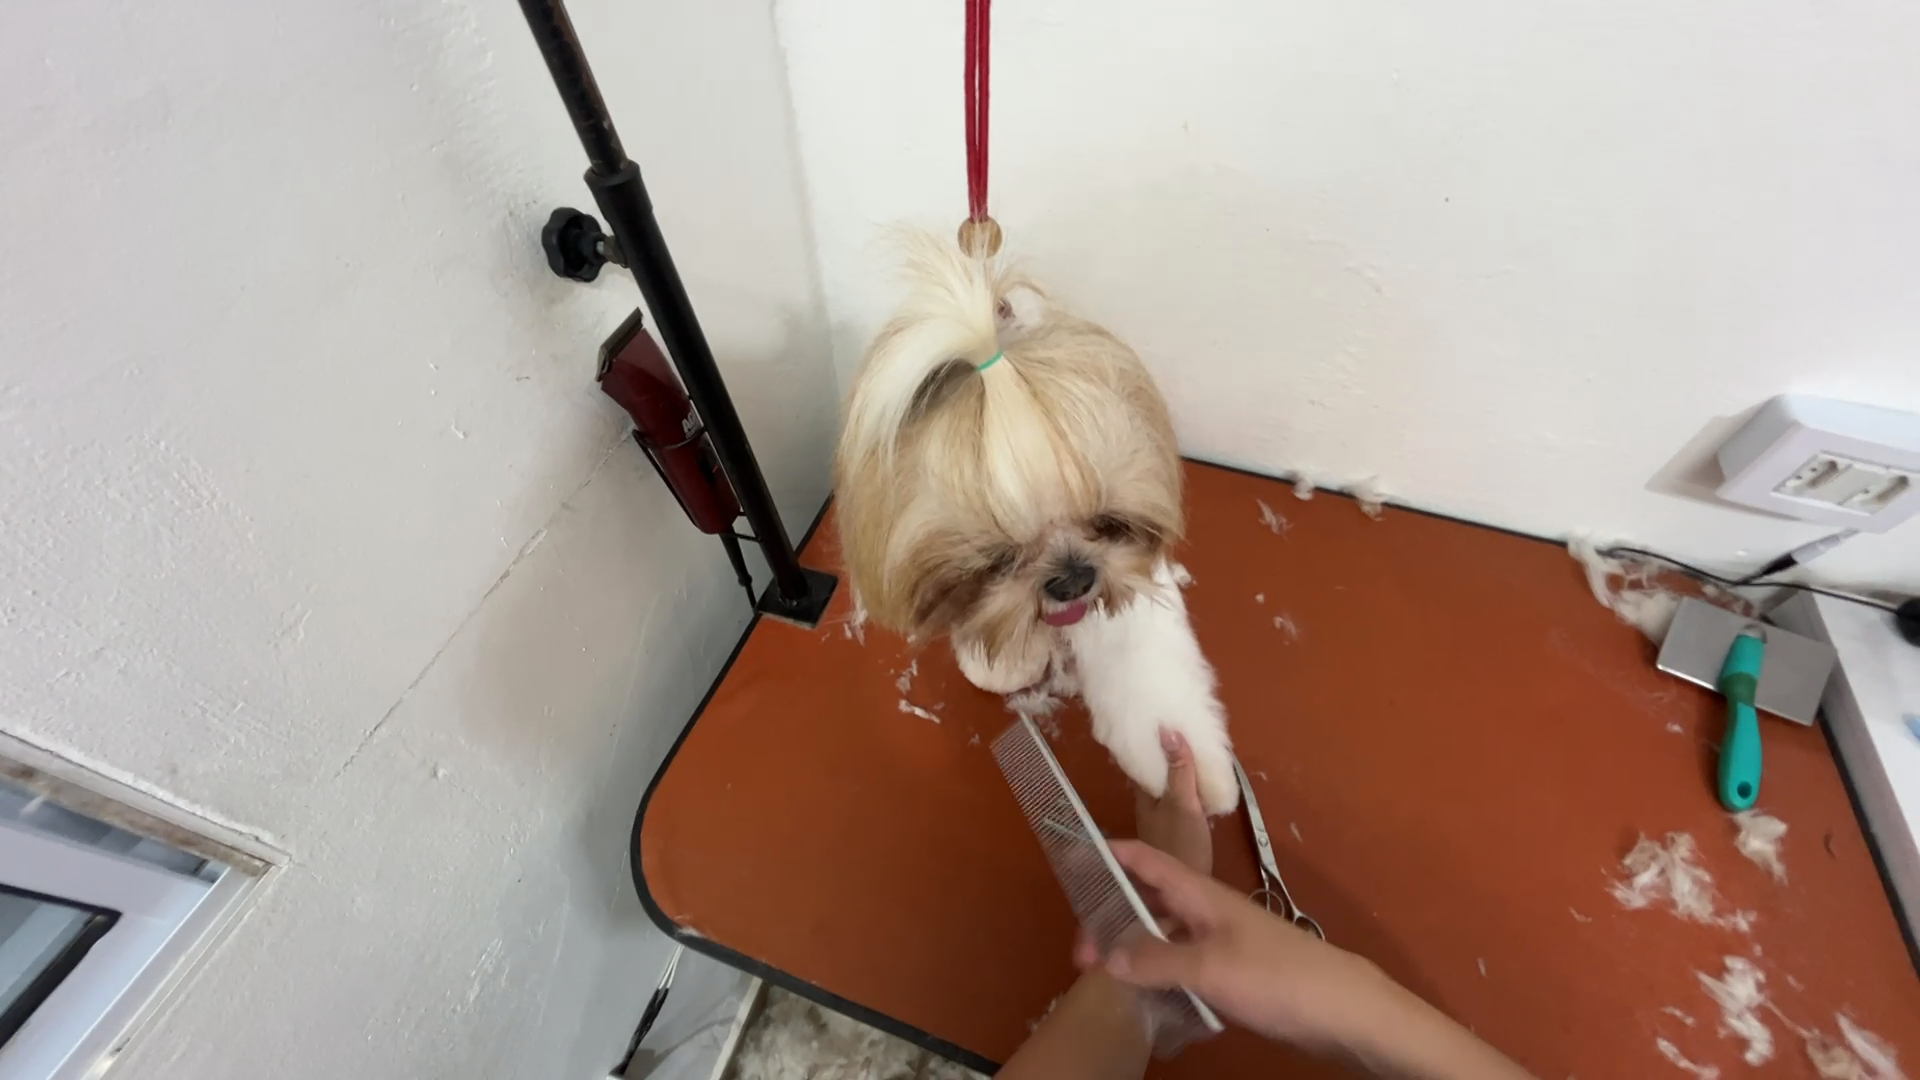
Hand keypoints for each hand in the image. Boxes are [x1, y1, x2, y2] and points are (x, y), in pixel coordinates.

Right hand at [1076, 840, 1386, 1054]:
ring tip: (1103, 974)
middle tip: (1081, 952)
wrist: (1344, 1008)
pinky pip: (1179, 960)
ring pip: (1161, 933)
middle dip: (1110, 917)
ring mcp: (1216, 938)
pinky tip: (1143, 992)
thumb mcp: (1209, 968)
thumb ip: (1155, 960)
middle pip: (1146, 899)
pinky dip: (1156, 970)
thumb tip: (1106, 956)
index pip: (1144, 858)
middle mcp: (1202, 908)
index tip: (1075, 862)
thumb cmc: (1275, 973)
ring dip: (1131, 948)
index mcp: (1196, 891)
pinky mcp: (1228, 968)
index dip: (1109, 854)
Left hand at [1131, 729, 1211, 875]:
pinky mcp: (1174, 831)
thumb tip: (1168, 730)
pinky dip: (1185, 789)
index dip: (1144, 740)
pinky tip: (1199, 787)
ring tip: (1191, 752)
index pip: (1137, 759)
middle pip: (1151, 771)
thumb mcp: (1183, 804)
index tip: (1153, 720)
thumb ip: (1179, 771)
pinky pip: (1177, 800)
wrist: (1187, 891)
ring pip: (1164, 786)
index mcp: (1143, 793)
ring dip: (1175, 771)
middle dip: (1162, 754)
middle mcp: (1147, 803)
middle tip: (1178, 731)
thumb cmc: (1180, 845)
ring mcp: (1159, 818)